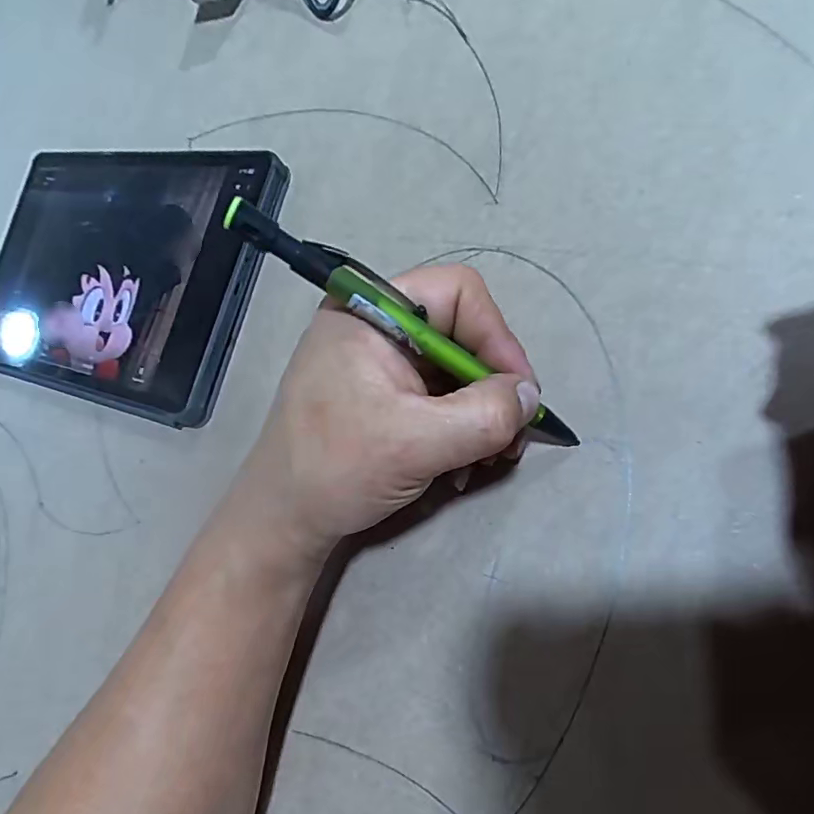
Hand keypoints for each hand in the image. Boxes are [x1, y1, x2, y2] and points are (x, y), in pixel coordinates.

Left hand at [227, 264, 542, 560]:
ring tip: (487, 460)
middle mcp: (374, 327)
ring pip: (453, 372)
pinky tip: (459, 467)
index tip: (519, 393)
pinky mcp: (380, 397)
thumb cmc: (336, 470)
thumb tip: (530, 396)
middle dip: (492, 388)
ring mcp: (376, 363)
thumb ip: (484, 415)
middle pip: (461, 335)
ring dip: (480, 417)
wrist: (282, 519)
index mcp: (370, 312)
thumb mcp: (418, 443)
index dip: (499, 339)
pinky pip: (435, 399)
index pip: (459, 295)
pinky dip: (457, 430)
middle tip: (511, 437)